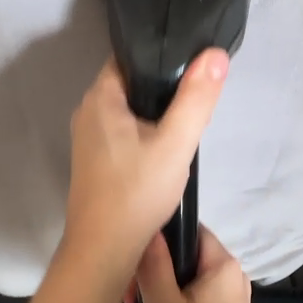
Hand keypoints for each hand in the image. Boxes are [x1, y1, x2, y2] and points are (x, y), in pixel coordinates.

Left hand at [62, 49, 227, 266]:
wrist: (105, 248)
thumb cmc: (138, 191)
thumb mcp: (177, 142)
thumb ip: (197, 98)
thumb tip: (215, 54)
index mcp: (100, 97)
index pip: (130, 57)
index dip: (161, 55)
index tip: (192, 66)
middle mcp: (87, 112)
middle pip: (131, 84)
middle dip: (163, 88)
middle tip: (195, 100)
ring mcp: (88, 139)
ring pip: (129, 111)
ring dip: (155, 115)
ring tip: (184, 125)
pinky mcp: (95, 161)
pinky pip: (124, 133)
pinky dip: (145, 135)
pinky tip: (164, 150)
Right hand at [135, 227, 258, 302]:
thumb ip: (154, 264)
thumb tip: (149, 230)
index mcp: (223, 264)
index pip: (189, 230)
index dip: (160, 240)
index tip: (136, 262)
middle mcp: (232, 276)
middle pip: (185, 260)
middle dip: (153, 276)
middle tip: (129, 299)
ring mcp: (231, 300)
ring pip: (186, 283)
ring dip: (158, 295)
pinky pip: (194, 302)